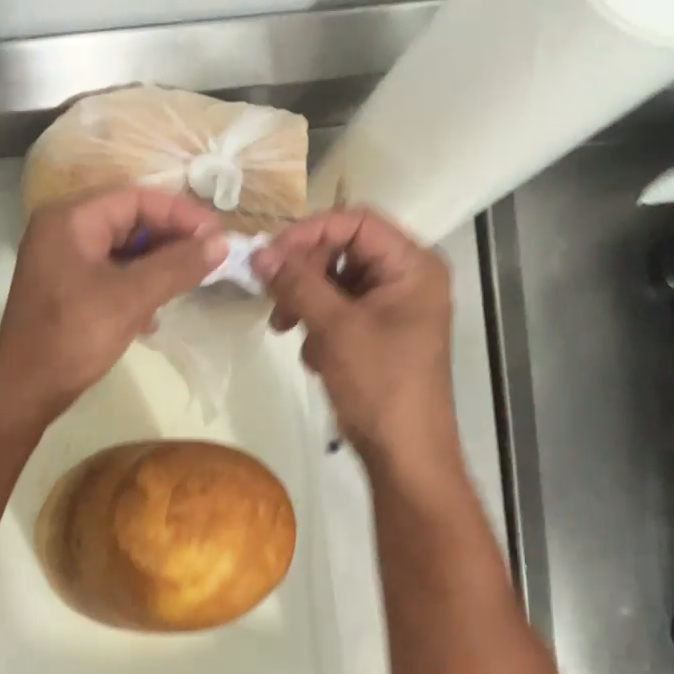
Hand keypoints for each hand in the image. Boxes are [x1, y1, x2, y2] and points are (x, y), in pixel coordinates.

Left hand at [0, 187, 227, 425]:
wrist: (24, 390)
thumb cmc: (73, 337)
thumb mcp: (131, 298)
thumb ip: (177, 266)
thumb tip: (221, 243)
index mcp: (70, 219)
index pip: (136, 198)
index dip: (181, 214)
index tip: (217, 236)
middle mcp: (61, 231)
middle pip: (128, 222)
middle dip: (170, 242)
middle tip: (209, 260)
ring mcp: (60, 262)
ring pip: (120, 252)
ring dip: (155, 268)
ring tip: (187, 287)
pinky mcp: (63, 291)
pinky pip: (107, 277)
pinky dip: (134, 290)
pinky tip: (153, 318)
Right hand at [252, 207, 461, 481]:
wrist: (404, 451)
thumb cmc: (379, 384)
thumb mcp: (335, 329)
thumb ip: (298, 284)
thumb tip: (260, 253)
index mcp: (413, 265)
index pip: (356, 222)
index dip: (309, 232)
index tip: (267, 256)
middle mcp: (407, 278)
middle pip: (344, 251)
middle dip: (304, 273)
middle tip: (272, 299)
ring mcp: (393, 309)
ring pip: (336, 285)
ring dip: (307, 304)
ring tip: (288, 332)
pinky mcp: (378, 336)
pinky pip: (341, 314)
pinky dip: (320, 329)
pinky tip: (316, 358)